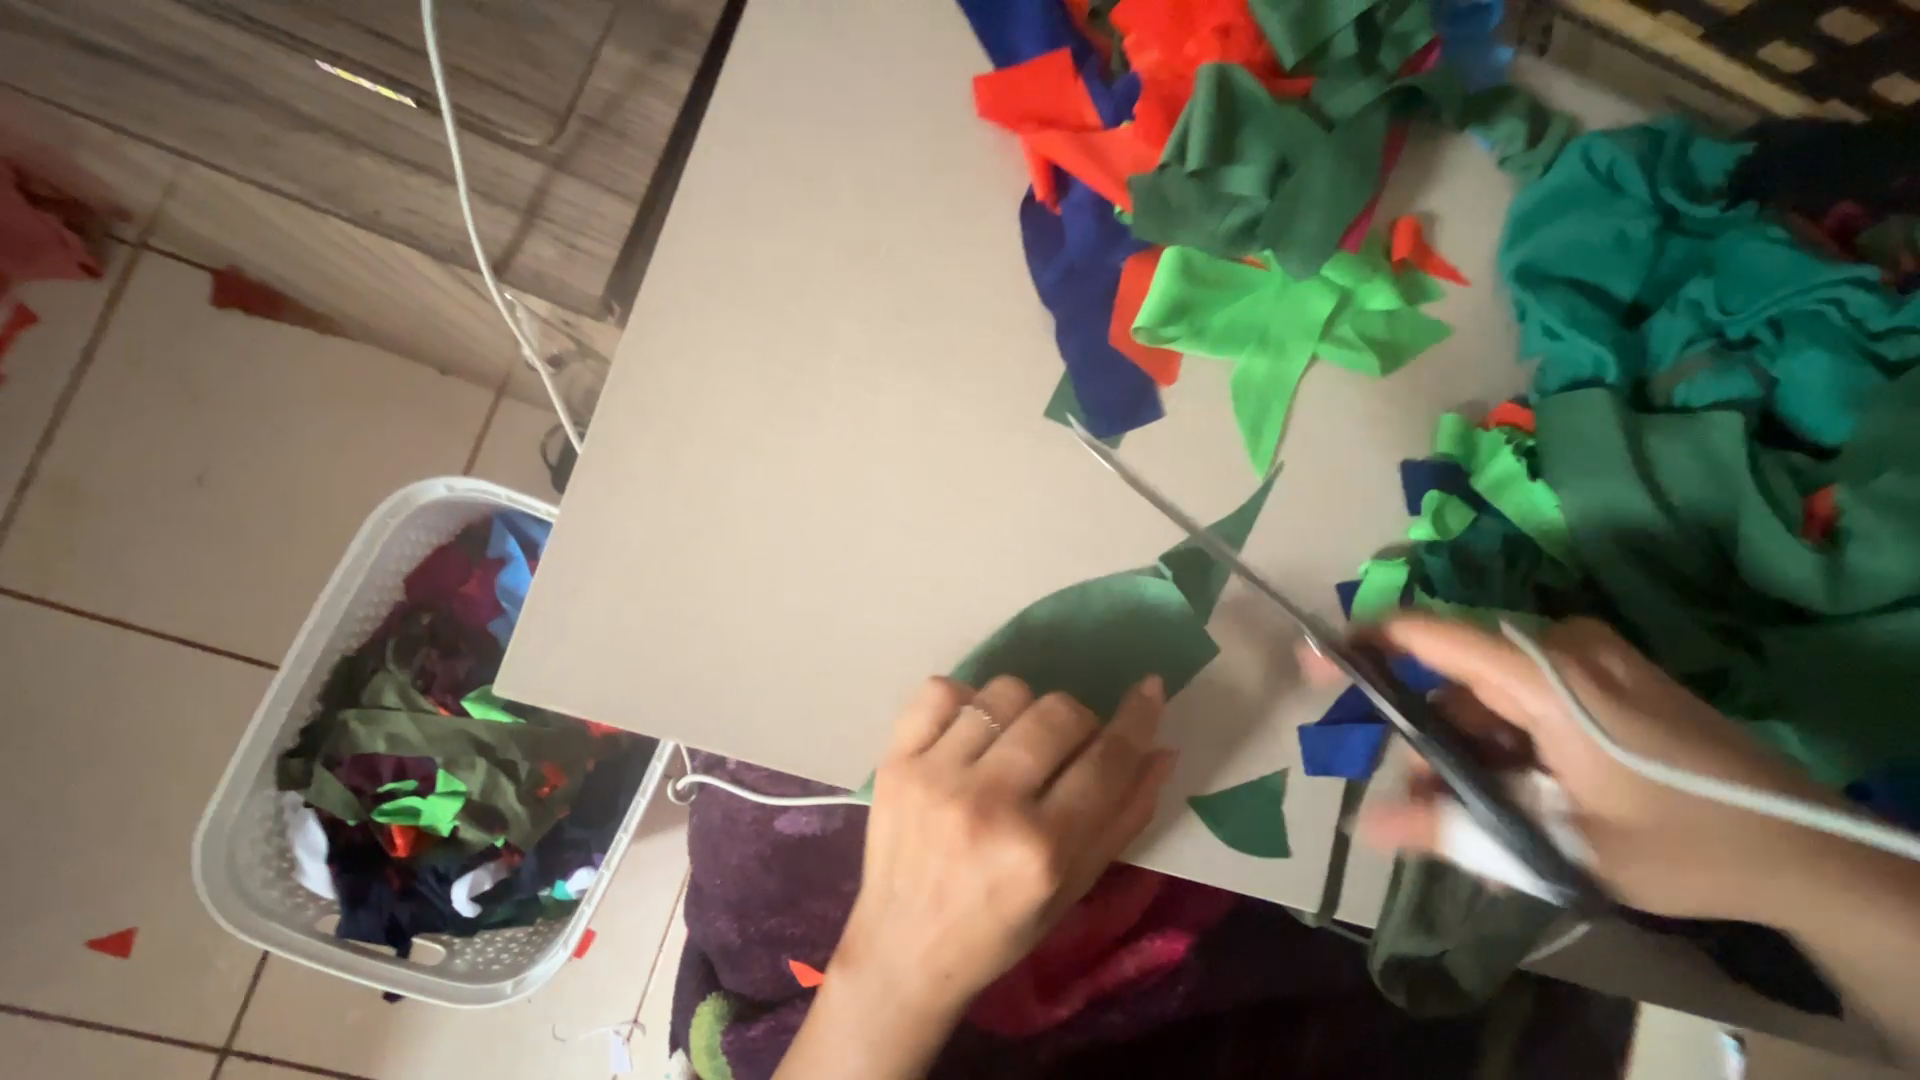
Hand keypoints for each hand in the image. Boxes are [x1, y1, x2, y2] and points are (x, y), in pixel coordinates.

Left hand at [834, 674, 1175, 1021]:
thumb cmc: (1000, 929)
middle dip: (1078, 721)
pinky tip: (971, 733)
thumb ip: (1123, 818)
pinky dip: (965, 700)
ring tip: (1016, 744)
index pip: (1106, 761)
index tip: (1149, 690)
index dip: (1137, 719)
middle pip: (1058, 713)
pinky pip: (940, 690)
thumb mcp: (1074, 889)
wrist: (904, 949)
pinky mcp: (896, 761)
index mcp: (1041, 850)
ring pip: (1004, 693)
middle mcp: (988, 805)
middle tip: (1068, 749)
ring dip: (1025, 710)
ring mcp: (935, 777)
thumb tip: (1161, 750)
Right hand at [1310, 615, 1841, 923]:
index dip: (1360, 642)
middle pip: (1454, 669)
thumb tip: (1363, 825)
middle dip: (1424, 728)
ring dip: (1466, 741)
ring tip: (1474, 809)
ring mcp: (1588, 657)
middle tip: (1419, 793)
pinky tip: (1516, 787)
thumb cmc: (1686, 845)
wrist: (1817, 854)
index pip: (1429, 634)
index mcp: (1548, 676)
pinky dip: (1502, 735)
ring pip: (1487, 686)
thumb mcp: (1561, 846)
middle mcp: (1562, 647)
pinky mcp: (1605, 674)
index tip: (1310, 664)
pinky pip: (1523, 690)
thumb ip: (1454, 828)